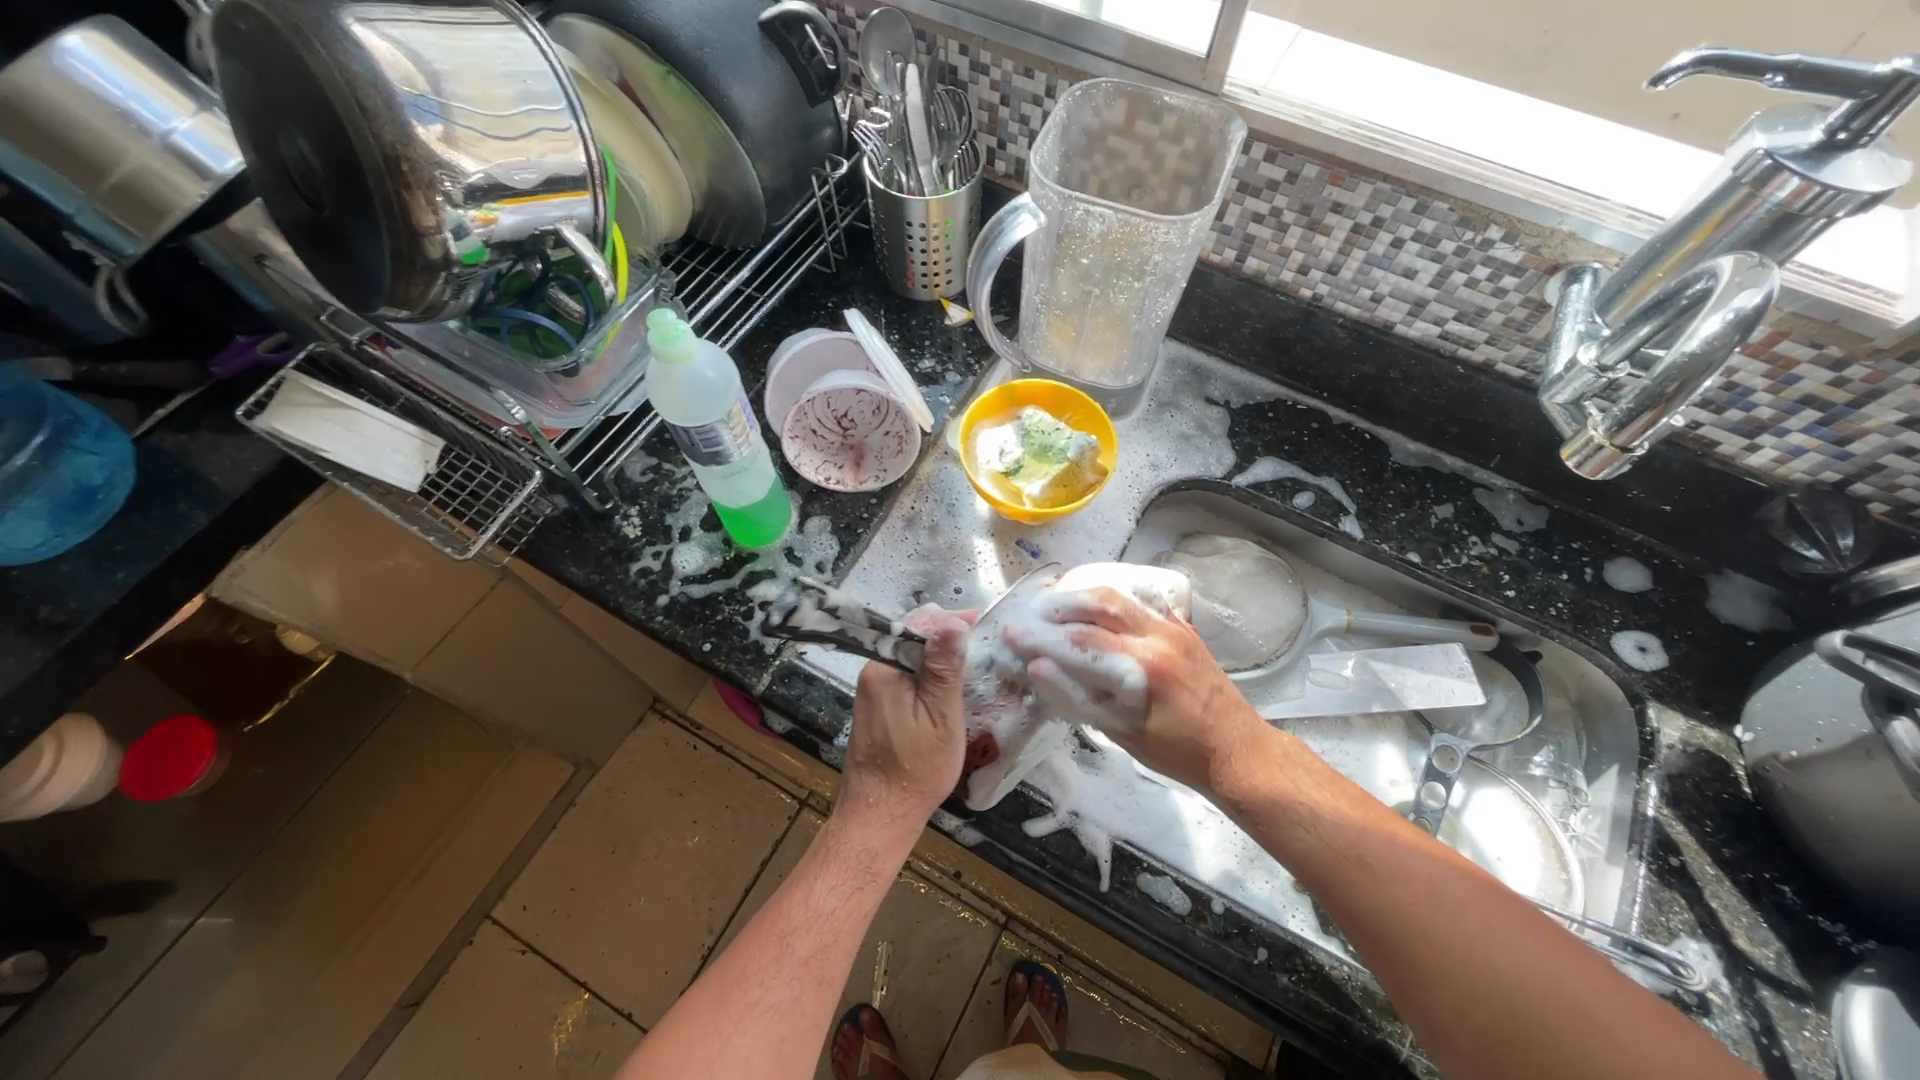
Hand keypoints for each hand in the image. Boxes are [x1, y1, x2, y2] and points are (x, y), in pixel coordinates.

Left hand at [841, 606, 974, 830]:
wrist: (880, 813)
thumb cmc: (915, 770)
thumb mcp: (940, 717)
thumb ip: (945, 669)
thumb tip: (953, 622)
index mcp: (884, 668)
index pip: (921, 623)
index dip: (955, 621)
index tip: (986, 624)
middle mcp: (874, 671)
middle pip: (915, 636)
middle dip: (950, 637)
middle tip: (987, 645)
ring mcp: (875, 688)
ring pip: (913, 656)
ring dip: (943, 657)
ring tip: (979, 663)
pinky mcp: (880, 704)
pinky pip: (909, 676)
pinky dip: (932, 677)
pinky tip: (955, 687)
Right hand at [1004, 586, 1264, 792]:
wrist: (1238, 751)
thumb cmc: (1179, 753)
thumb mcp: (1123, 735)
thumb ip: (1077, 699)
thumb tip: (1037, 669)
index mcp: (1144, 668)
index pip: (1081, 642)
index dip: (1041, 637)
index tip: (1011, 633)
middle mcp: (1160, 637)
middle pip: (1100, 604)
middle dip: (1058, 605)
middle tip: (1028, 612)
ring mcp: (1174, 628)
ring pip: (1119, 596)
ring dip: (1081, 595)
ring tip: (1051, 603)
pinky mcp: (1182, 627)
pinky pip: (1139, 601)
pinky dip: (1109, 598)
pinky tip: (1091, 605)